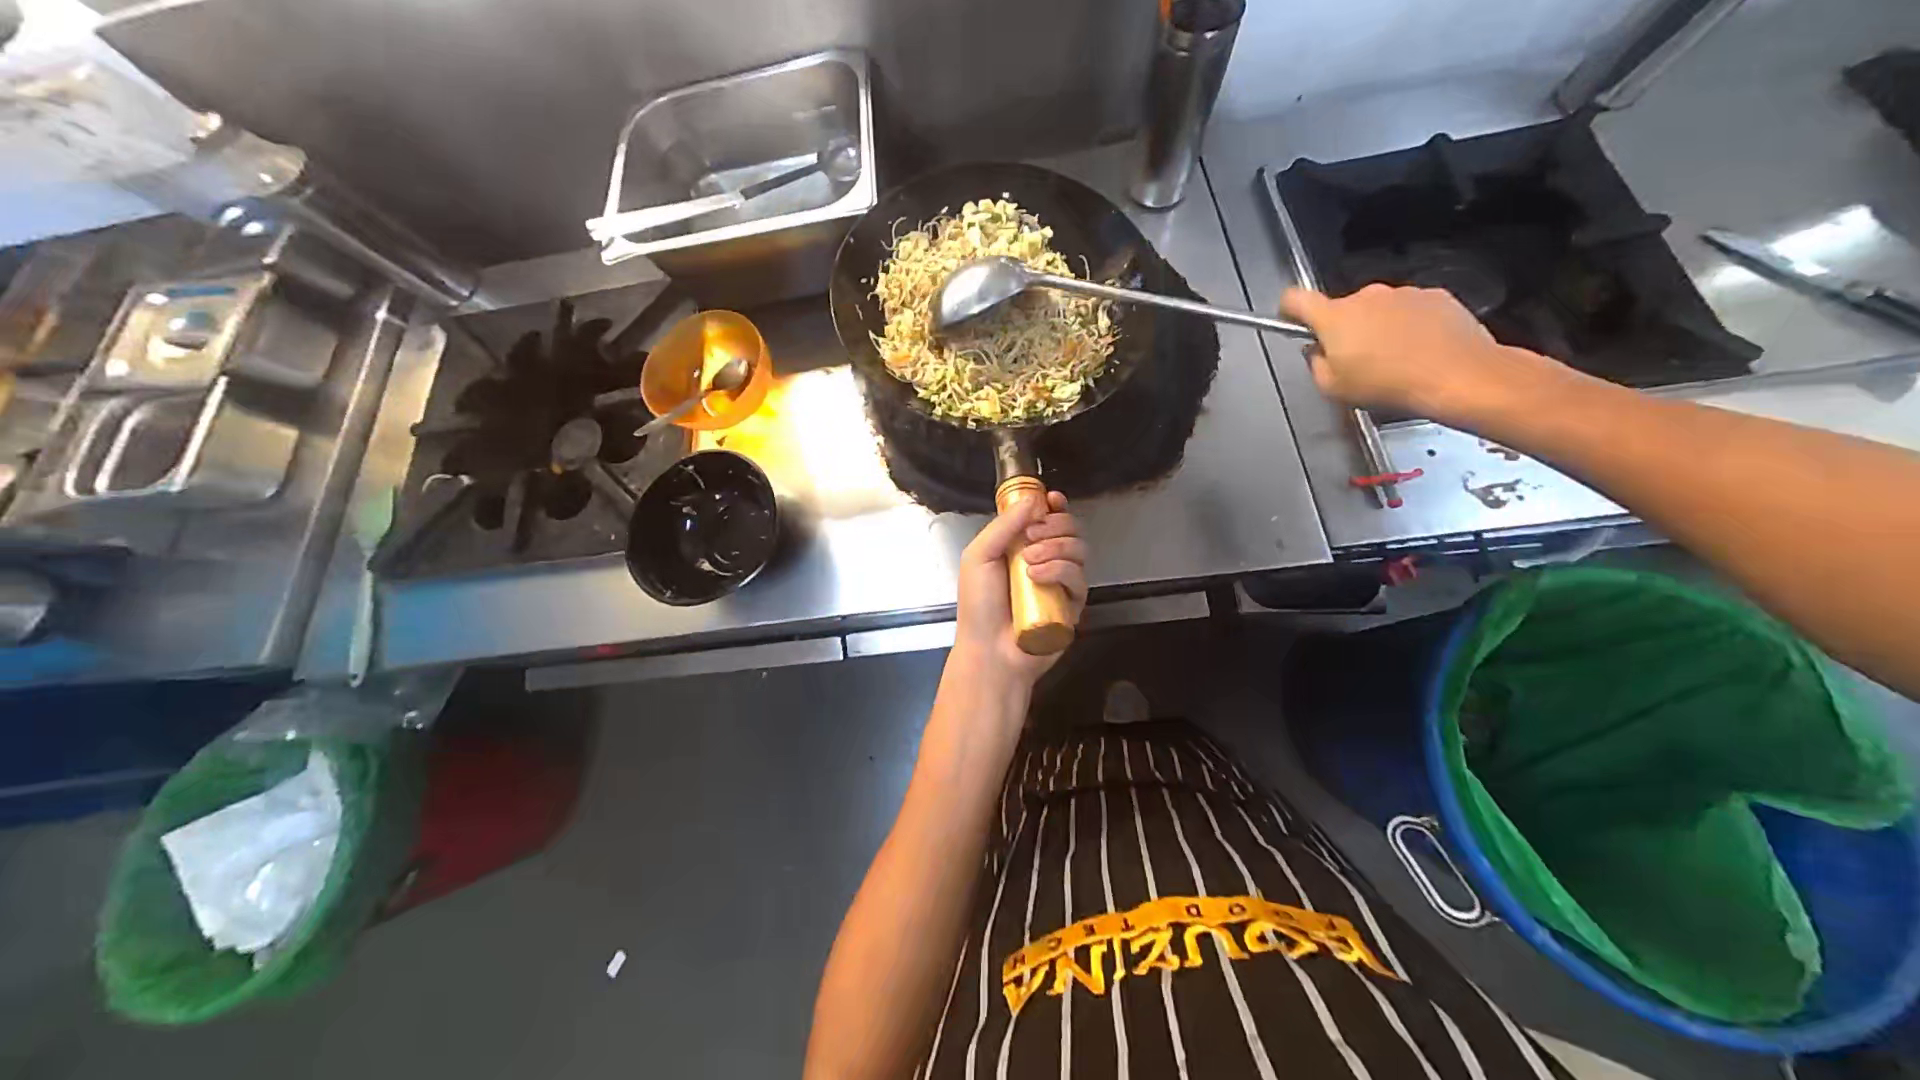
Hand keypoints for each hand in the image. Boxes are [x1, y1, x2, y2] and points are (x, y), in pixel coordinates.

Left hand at [954, 490, 1086, 683]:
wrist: (989, 651)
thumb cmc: (978, 607)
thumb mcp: (979, 556)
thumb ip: (1004, 525)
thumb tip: (1033, 500)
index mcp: (1020, 547)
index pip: (1046, 517)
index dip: (1052, 505)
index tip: (1052, 500)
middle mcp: (1044, 561)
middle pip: (1069, 528)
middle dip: (1055, 524)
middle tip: (1033, 534)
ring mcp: (1060, 583)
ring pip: (1078, 549)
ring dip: (1056, 546)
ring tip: (1030, 561)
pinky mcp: (1073, 604)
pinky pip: (1079, 577)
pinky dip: (1060, 569)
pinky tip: (1039, 576)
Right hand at [1281, 284, 1554, 426]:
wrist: (1457, 375)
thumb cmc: (1390, 384)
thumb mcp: (1333, 388)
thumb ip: (1315, 365)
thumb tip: (1318, 354)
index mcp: (1334, 317)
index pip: (1296, 299)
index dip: (1288, 309)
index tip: (1291, 320)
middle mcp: (1367, 296)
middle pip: (1341, 309)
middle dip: (1343, 331)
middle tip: (1353, 362)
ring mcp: (1403, 294)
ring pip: (1377, 310)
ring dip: (1377, 330)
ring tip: (1391, 362)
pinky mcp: (1435, 297)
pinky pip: (1409, 311)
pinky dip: (1408, 328)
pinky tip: (1417, 353)